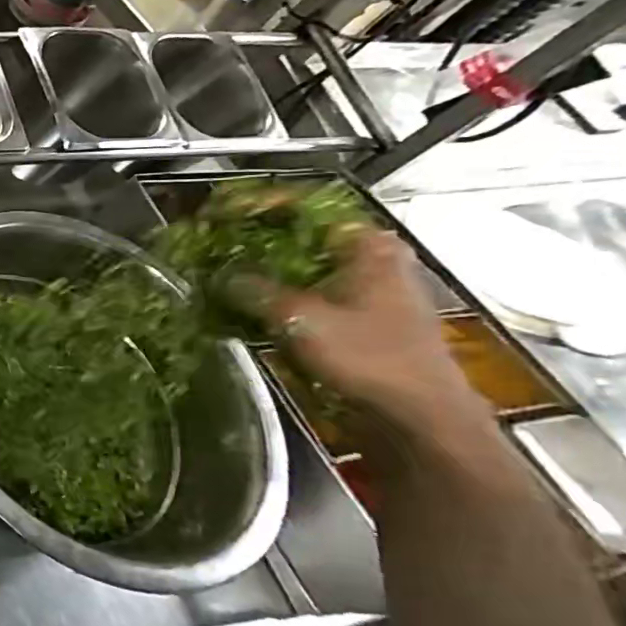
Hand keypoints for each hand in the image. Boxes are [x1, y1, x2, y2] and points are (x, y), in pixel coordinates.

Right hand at [228, 227, 483, 437]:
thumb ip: (252, 289)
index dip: (254, 206)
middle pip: (298, 234)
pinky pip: (300, 293)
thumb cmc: (370, 359)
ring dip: (255, 268)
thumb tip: (217, 276)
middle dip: (249, 237)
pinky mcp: (351, 319)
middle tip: (207, 240)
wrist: (418, 419)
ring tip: (213, 270)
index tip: (215, 212)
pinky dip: (268, 295)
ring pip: (296, 265)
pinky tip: (237, 303)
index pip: (303, 206)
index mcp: (366, 246)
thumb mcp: (300, 319)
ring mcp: (361, 290)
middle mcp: (368, 260)